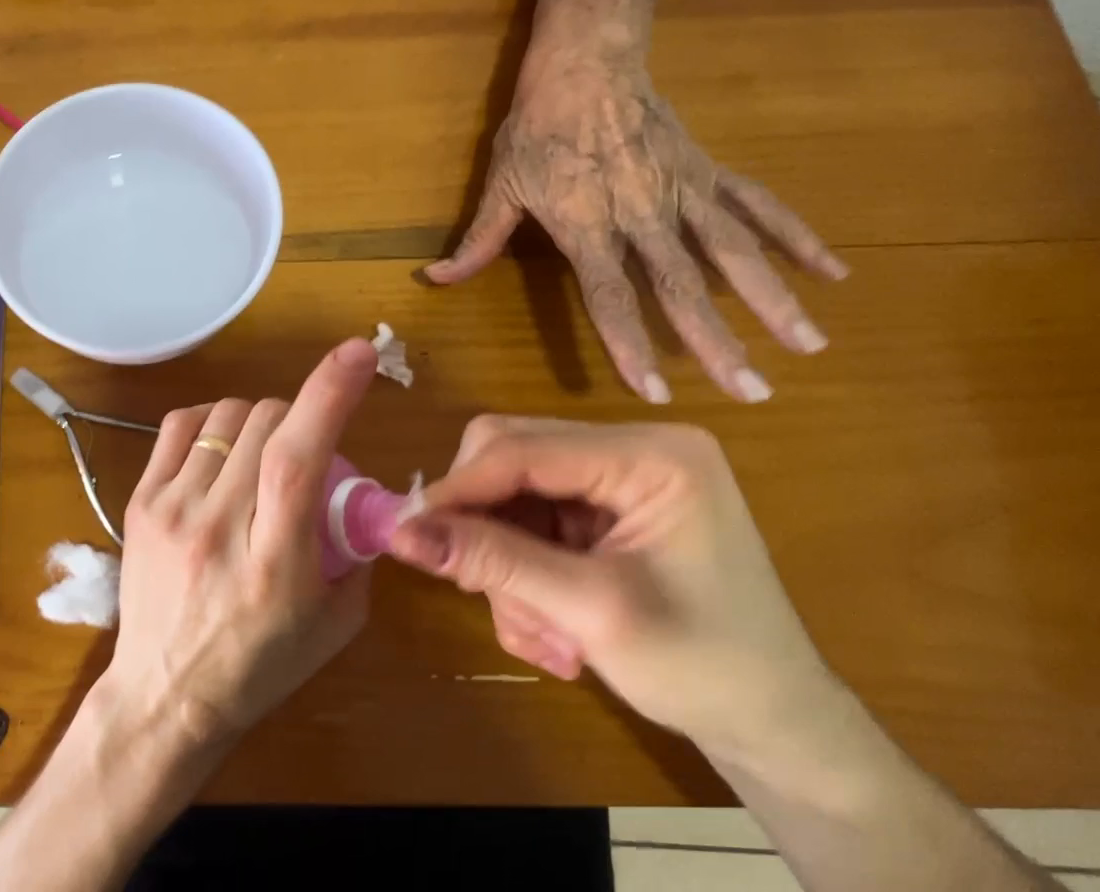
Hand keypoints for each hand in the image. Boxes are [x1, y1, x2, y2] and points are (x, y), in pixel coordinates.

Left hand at [98, 339, 377, 744]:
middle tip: (306, 449)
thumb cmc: (259, 665)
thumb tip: (360, 490)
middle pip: (264, 423)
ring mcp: (171, 509)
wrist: (166, 693)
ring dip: (259, 420)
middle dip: (301, 415)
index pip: (299, 456)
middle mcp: (218, 526)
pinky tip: (222, 448)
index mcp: (273, 561)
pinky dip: (212, 421)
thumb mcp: (335, 623)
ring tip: (261, 455)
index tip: (359, 355)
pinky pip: (180, 426)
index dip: (331, 394)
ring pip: (224, 417)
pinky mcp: (141, 502)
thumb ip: (356, 550)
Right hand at [389, 415, 837, 753]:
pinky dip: (519, 571)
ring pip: (510, 494)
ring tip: (538, 632)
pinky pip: (528, 521)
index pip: (521, 449)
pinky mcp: (605, 510)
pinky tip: (548, 625)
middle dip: (484, 527)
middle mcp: (634, 449)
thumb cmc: (702, 666)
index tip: (404, 536)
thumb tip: (399, 532)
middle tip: (475, 588)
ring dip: (502, 561)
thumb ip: (493, 562)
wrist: (773, 722)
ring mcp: (619, 478)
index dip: (457, 489)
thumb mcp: (589, 612)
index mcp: (652, 455)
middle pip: (508, 458)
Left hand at [418, 50, 848, 403]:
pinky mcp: (709, 169)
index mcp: (588, 226)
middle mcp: (643, 214)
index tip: (658, 391)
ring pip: (735, 251)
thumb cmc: (536, 129)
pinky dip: (796, 235)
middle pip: (682, 286)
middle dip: (718, 341)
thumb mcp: (499, 185)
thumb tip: (435, 281)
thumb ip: (477, 241)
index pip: (610, 297)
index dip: (631, 345)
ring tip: (809, 346)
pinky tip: (834, 271)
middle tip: (752, 391)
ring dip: (773, 299)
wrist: (586, 62)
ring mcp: (684, 190)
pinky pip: (759, 204)